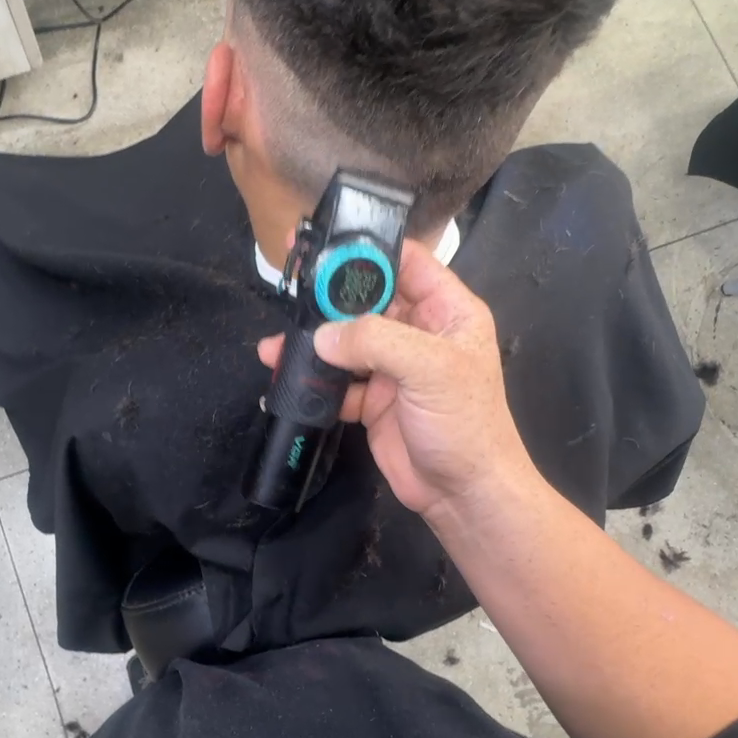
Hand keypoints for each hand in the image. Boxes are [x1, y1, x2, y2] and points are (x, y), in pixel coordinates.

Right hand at [256, 241, 528, 517]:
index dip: (369, 251)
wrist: (462, 494)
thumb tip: (321, 335)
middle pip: (368, 301)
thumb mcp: (429, 369)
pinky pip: (337, 383)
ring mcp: (393, 369)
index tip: (326, 243)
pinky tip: (286, 379)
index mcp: (446, 312)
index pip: (407, 263)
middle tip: (290, 284)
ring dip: (312, 343)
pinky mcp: (372, 401)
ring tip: (274, 345)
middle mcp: (418, 333)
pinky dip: (312, 383)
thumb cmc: (464, 424)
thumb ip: (375, 341)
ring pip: (346, 343)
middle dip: (328, 296)